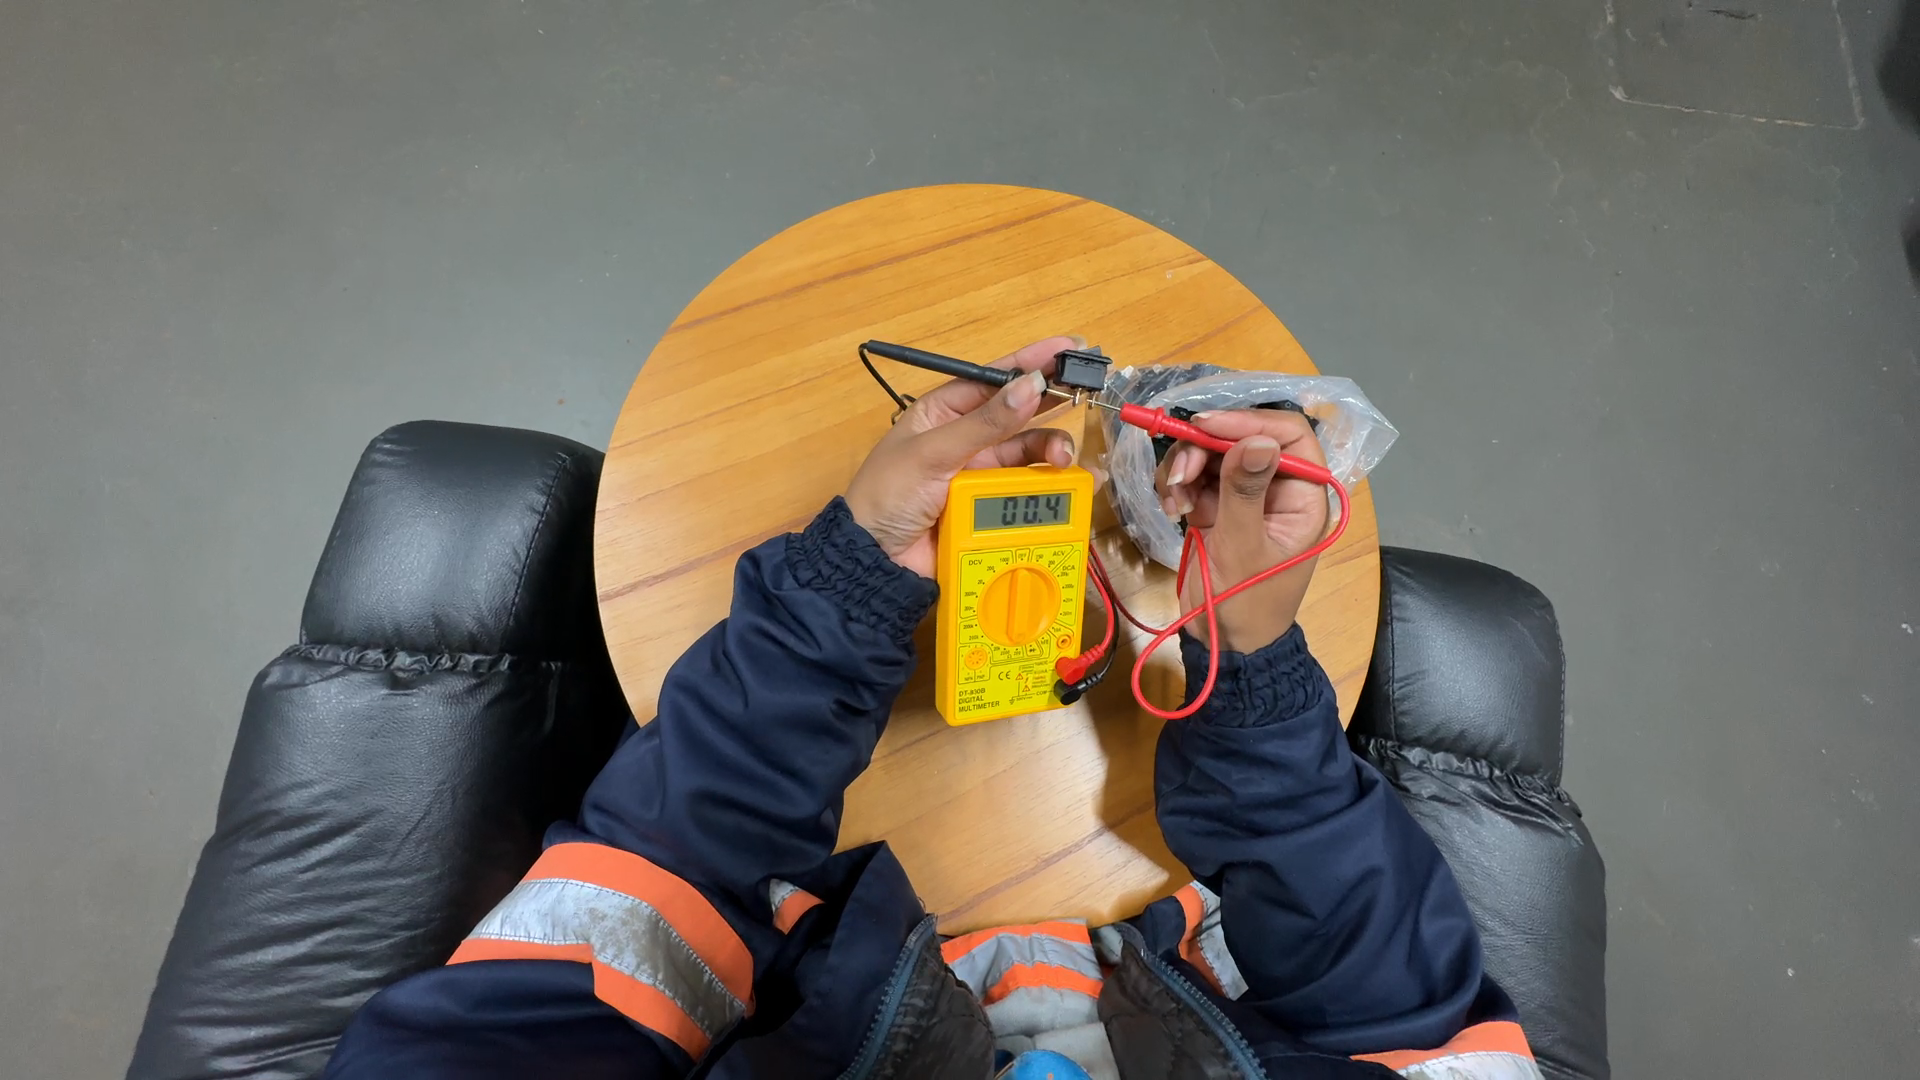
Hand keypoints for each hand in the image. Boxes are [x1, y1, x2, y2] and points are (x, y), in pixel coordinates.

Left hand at [846, 337, 1080, 576]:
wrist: (877, 561)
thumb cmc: (889, 495)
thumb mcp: (932, 452)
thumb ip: (984, 423)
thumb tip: (1033, 385)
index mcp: (942, 412)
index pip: (992, 378)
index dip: (1030, 362)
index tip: (1070, 348)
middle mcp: (965, 438)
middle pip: (1017, 413)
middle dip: (1051, 402)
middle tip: (1086, 394)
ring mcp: (979, 472)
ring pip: (1027, 451)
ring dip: (1050, 447)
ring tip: (1063, 457)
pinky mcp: (990, 506)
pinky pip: (1027, 488)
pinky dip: (1050, 483)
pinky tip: (1070, 480)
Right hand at [1155, 409, 1329, 652]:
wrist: (1222, 642)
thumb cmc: (1245, 601)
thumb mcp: (1243, 547)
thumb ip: (1245, 491)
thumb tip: (1256, 440)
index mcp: (1302, 495)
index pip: (1287, 434)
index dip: (1247, 421)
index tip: (1204, 425)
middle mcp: (1275, 488)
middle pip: (1240, 439)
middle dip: (1204, 449)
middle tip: (1179, 473)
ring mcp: (1242, 497)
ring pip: (1211, 455)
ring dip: (1185, 469)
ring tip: (1173, 499)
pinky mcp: (1214, 508)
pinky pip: (1193, 478)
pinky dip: (1177, 486)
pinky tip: (1171, 508)